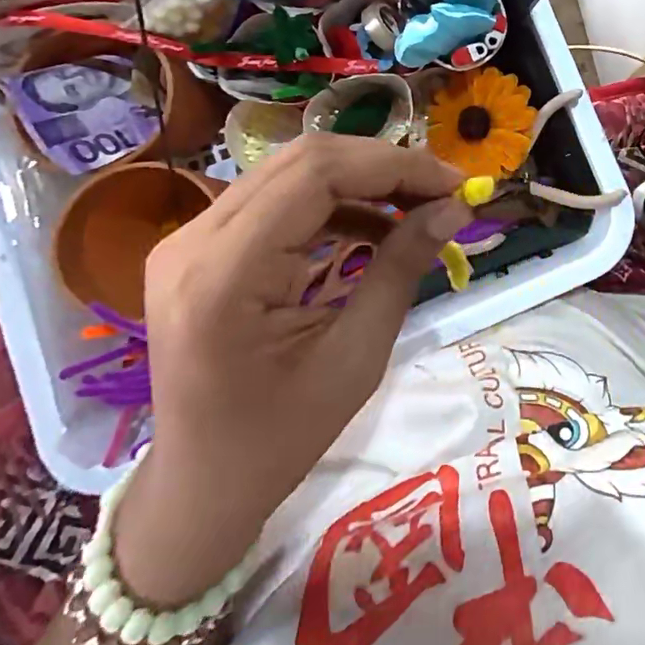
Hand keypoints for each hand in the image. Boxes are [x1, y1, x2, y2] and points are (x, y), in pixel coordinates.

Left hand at [116, 134, 469, 603]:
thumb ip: (401, 268)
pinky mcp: (200, 245)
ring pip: (291, 170)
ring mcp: (188, 238)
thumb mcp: (357, 356)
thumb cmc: (283, 438)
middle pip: (304, 160)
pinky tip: (376, 224)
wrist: (203, 484)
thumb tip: (454, 208)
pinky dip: (335, 201)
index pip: (317, 175)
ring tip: (419, 203)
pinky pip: (277, 198)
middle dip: (385, 166)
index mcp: (224, 275)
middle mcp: (193, 240)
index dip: (395, 166)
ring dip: (363, 178)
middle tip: (444, 190)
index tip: (455, 184)